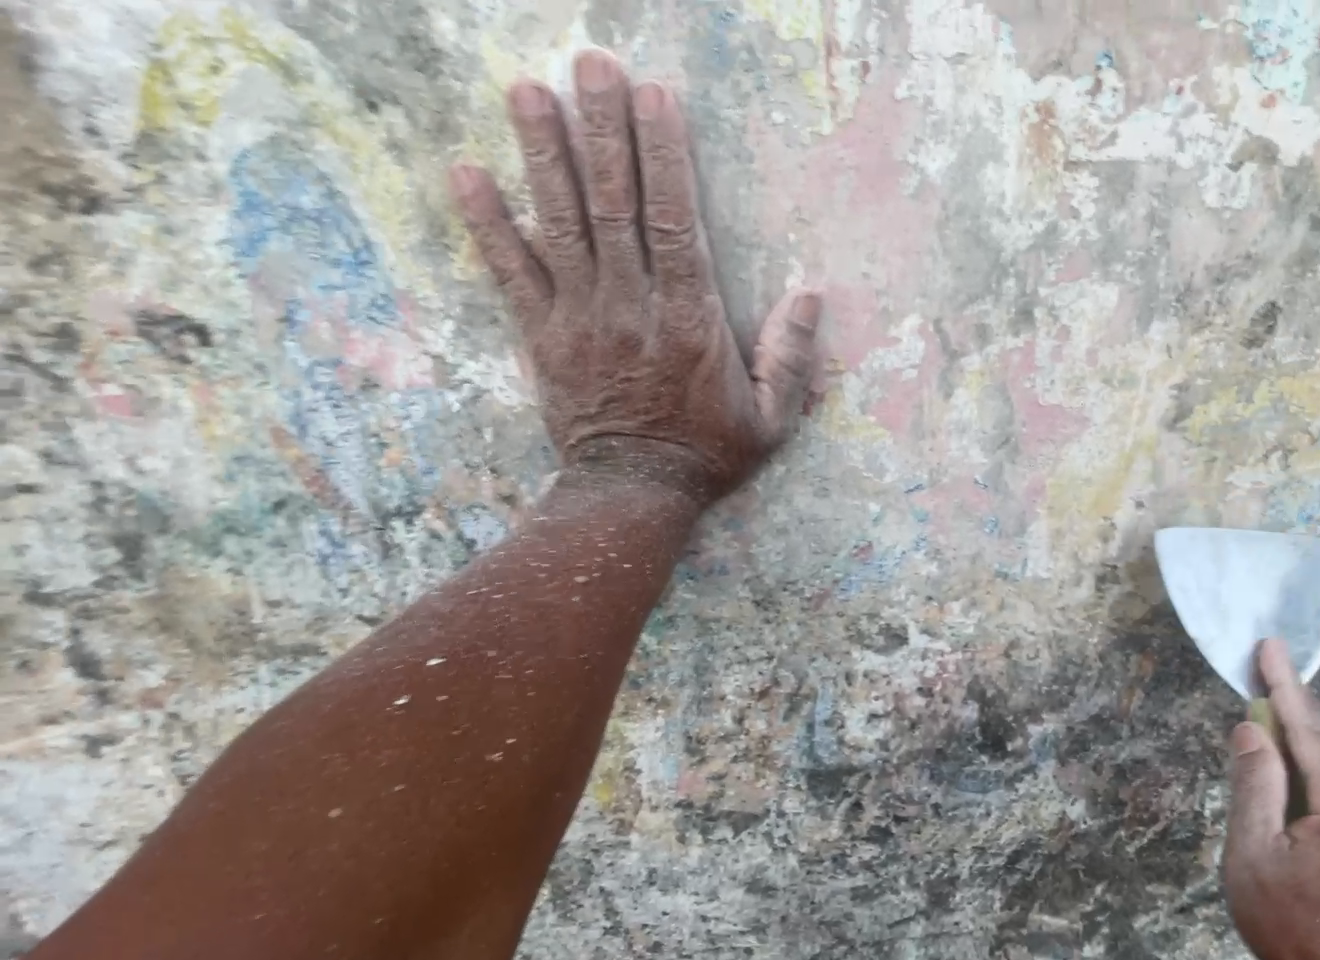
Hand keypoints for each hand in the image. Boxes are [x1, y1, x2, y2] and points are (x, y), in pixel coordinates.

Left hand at [448, 49, 821, 505]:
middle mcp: (632, 308)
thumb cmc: (710, 453)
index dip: (664, 159)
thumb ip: (792, 357)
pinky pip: (512, 275)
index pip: (676, 224)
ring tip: (527, 91)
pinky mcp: (543, 337)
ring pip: (561, 226)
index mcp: (691, 321)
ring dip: (543, 156)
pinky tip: (467, 173)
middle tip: (590, 65)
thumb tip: (811, 295)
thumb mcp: (774, 418)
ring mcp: (581, 319)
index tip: (655, 99)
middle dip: (603, 131)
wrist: (635, 494)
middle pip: (615, 206)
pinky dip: (488, 225)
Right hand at [1225, 640, 1319, 959]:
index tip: (1270, 646)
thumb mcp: (1253, 853)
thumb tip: (1251, 730)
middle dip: (1293, 704)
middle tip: (1265, 662)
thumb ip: (1254, 786)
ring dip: (1298, 740)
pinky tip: (1285, 771)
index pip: (1310, 735)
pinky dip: (1308, 772)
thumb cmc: (1285, 924)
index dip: (1286, 687)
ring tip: (1266, 712)